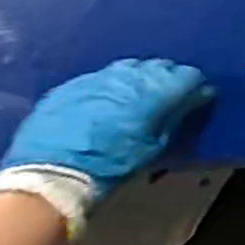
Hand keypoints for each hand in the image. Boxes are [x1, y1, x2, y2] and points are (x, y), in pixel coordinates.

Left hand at [0, 59, 213, 195]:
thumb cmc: (112, 163)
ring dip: (134, 80)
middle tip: (160, 100)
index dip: (193, 88)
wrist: (48, 178)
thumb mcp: (156, 144)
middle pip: (160, 66)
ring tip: (129, 100)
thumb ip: (177, 115)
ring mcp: (98, 77)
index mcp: (160, 88)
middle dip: (164, 80)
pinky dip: (105, 89)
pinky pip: (97, 80)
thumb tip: (196, 97)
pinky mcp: (69, 86)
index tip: (190, 100)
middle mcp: (133, 74)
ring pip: (129, 68)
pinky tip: (98, 106)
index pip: (190, 74)